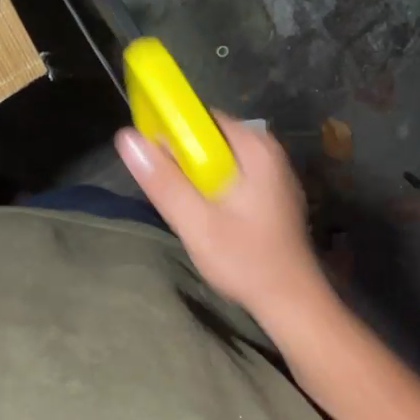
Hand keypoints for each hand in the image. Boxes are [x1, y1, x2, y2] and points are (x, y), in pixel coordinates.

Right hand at [115, 114, 327, 314]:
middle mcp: (267, 151)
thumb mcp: (196, 223)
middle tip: (168, 192)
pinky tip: (206, 216)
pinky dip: (210, 187)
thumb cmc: (245, 261)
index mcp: (254, 148)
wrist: (292, 302)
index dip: (169, 132)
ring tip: (186, 208)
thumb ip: (163, 180)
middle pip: (208, 137)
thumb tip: (126, 137)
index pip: (200, 118)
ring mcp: (272, 172)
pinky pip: (229, 173)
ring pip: (217, 158)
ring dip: (194, 176)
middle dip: (181, 159)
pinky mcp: (270, 192)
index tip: (151, 160)